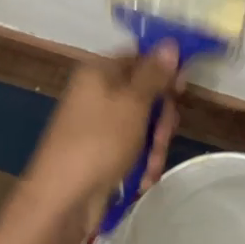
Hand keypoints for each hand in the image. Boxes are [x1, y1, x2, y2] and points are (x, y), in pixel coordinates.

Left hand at [19, 44, 181, 230]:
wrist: (62, 200)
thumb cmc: (98, 143)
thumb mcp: (133, 103)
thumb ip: (154, 73)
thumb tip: (170, 43)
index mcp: (99, 72)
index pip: (140, 56)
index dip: (164, 69)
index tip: (182, 88)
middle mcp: (98, 93)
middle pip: (146, 93)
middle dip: (161, 118)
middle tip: (162, 135)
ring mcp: (100, 125)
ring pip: (144, 124)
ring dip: (155, 146)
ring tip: (150, 166)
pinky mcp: (103, 152)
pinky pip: (133, 148)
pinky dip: (142, 162)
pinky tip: (141, 180)